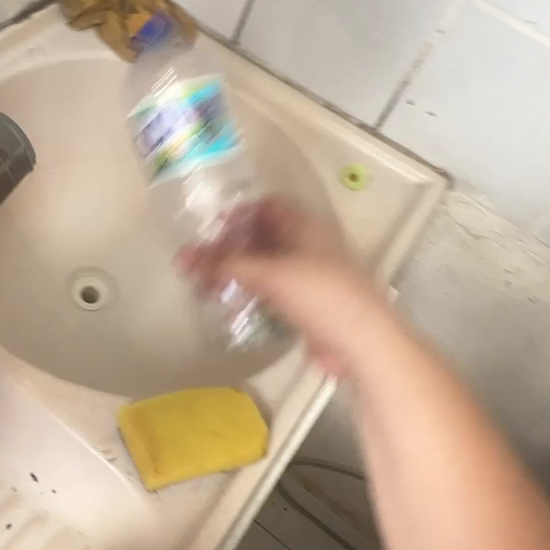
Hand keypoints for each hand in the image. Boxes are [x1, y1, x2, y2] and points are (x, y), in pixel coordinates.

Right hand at [178, 197, 395, 374]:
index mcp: (306, 226)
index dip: (238, 214)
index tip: (211, 230)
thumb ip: (227, 265)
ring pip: (263, 265)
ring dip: (234, 271)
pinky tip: (225, 302)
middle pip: (261, 236)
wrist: (362, 342)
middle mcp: (307, 246)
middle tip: (198, 261)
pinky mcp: (304, 304)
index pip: (267, 206)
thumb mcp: (272, 274)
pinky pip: (269, 290)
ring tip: (203, 284)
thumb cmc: (322, 296)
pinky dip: (247, 292)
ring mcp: (307, 276)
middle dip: (228, 246)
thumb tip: (187, 257)